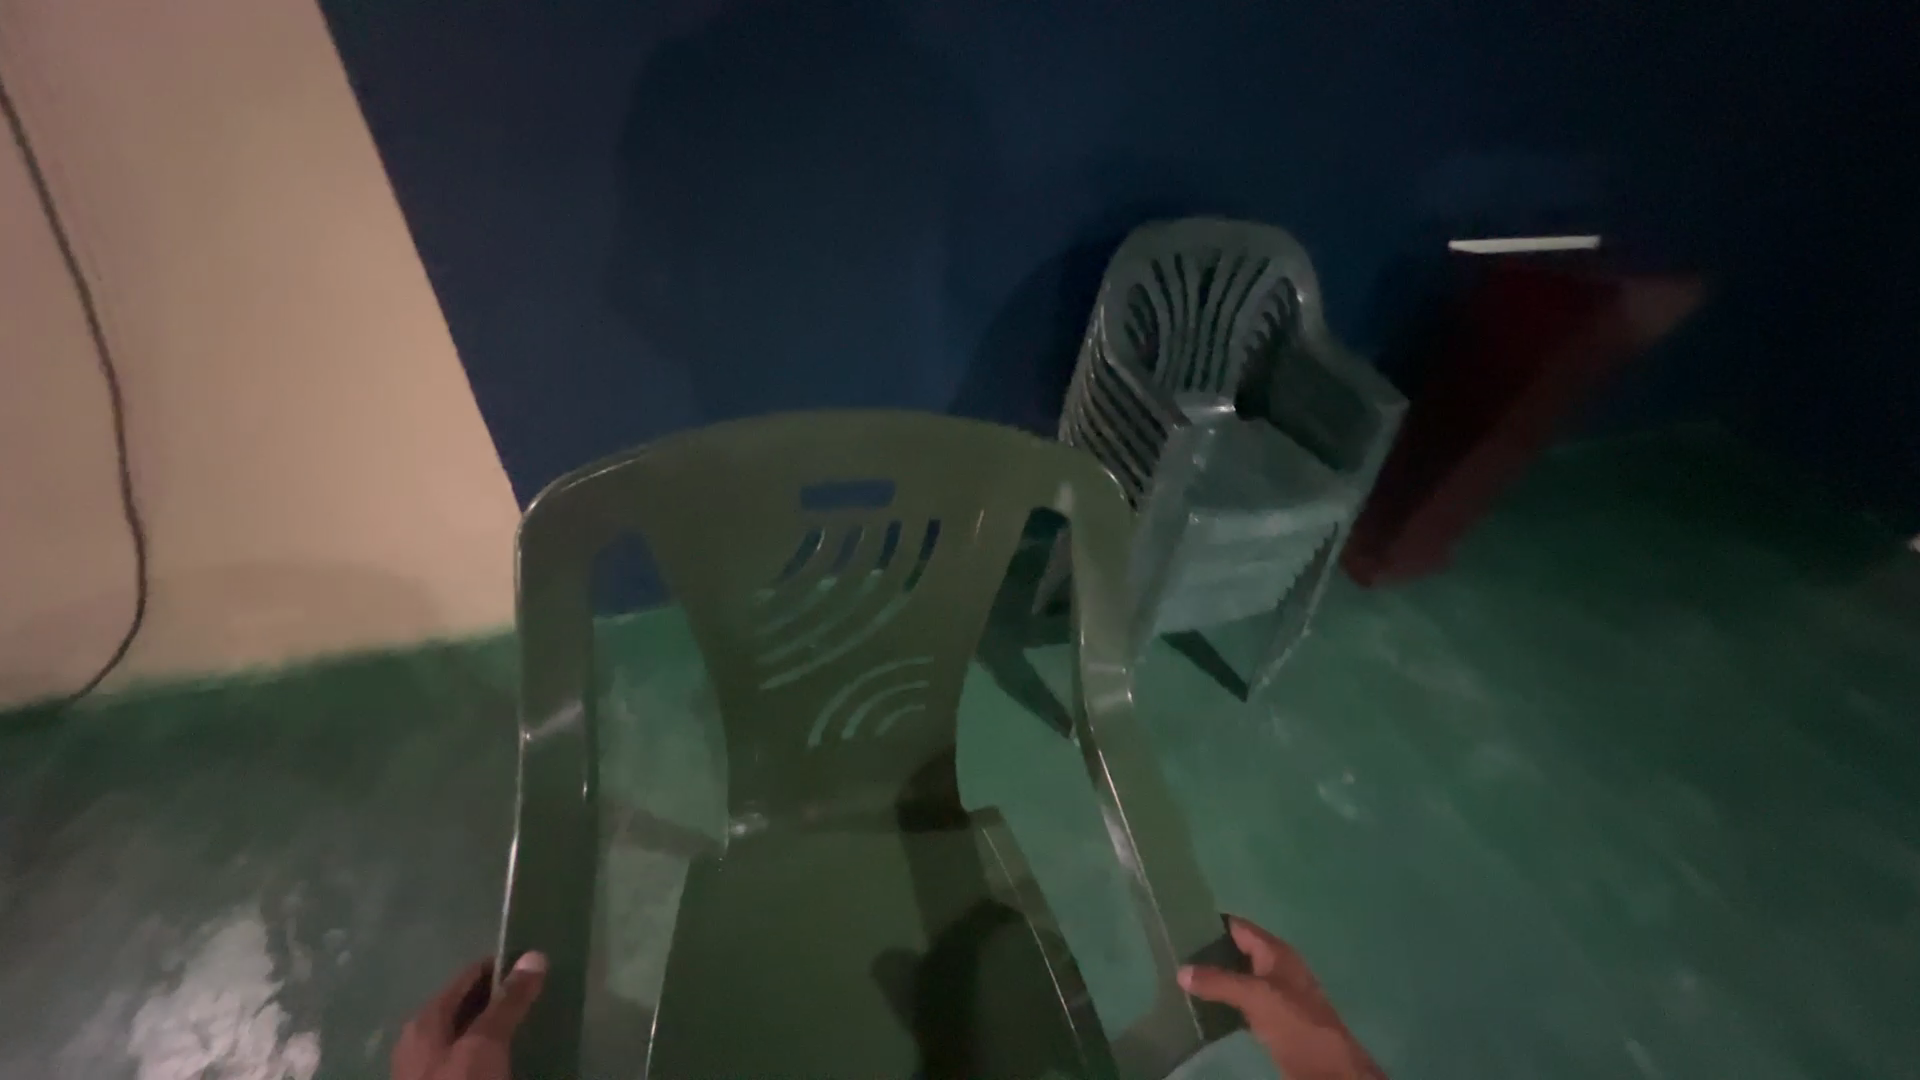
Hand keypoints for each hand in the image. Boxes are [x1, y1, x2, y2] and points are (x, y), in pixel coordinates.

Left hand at [392, 952, 546, 1079]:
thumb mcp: (485, 1045)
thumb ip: (509, 1002)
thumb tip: (535, 954)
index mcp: (425, 1022)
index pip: (470, 975)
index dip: (504, 965)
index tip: (539, 964)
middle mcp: (423, 1040)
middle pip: (471, 1002)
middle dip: (505, 994)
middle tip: (544, 989)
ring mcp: (432, 1069)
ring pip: (474, 1031)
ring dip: (503, 1023)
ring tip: (536, 1019)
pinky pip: (474, 1056)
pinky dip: (496, 1048)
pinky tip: (516, 1053)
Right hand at [1180, 918, 1383, 1079]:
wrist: (1331, 1072)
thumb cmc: (1296, 1022)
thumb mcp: (1256, 996)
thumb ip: (1218, 981)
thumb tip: (1180, 971)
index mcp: (1275, 952)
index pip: (1237, 926)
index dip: (1211, 923)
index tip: (1179, 925)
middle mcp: (1274, 968)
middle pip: (1236, 951)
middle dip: (1208, 952)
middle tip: (1173, 953)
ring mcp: (1275, 996)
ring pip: (1237, 979)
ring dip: (1214, 979)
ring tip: (1180, 978)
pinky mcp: (1272, 1022)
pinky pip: (1241, 1003)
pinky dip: (1223, 1002)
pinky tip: (1201, 1007)